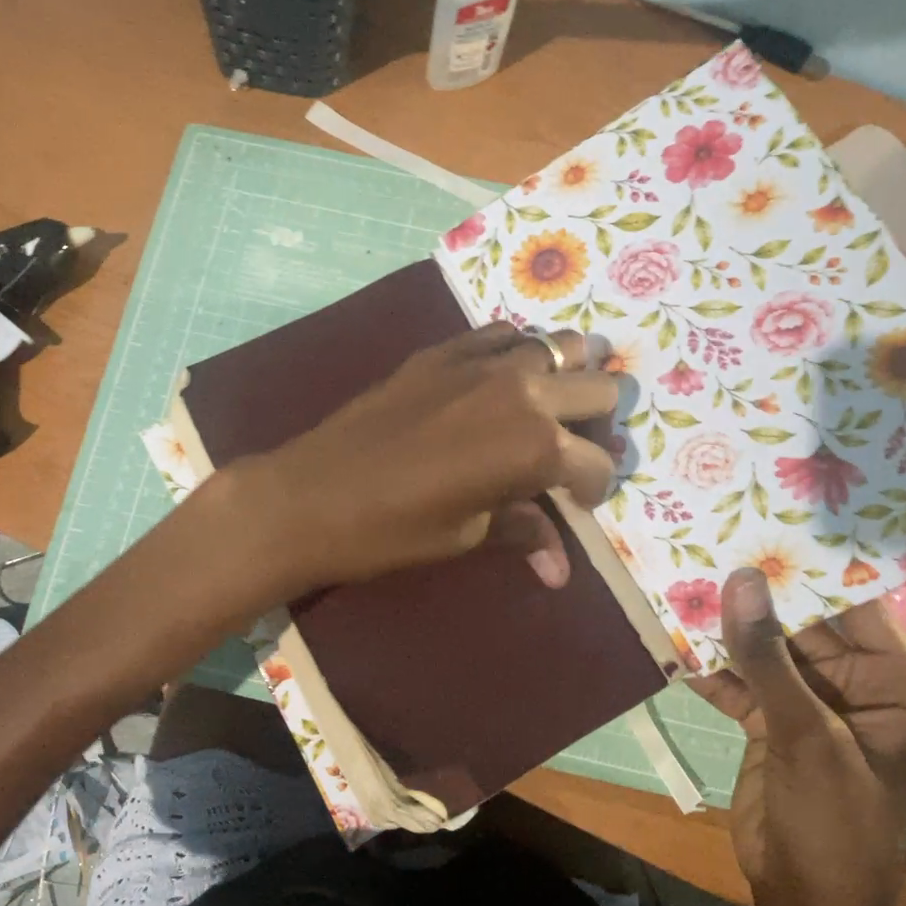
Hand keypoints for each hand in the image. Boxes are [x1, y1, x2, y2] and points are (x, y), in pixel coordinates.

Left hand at [221, 323, 617, 594]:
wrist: (309, 495)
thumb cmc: (390, 530)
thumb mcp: (466, 536)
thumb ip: (523, 533)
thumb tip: (560, 570)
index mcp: (535, 446)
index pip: (596, 463)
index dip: (594, 489)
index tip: (578, 504)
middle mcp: (521, 392)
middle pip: (596, 389)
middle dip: (596, 422)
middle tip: (571, 451)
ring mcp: (480, 363)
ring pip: (556, 347)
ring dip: (565, 376)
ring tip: (548, 408)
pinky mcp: (440, 352)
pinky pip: (500, 335)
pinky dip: (515, 353)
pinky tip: (500, 380)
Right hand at [687, 570, 905, 905]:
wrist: (807, 901)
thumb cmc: (836, 822)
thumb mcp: (805, 736)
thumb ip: (767, 657)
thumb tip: (739, 577)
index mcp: (895, 684)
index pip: (859, 606)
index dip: (816, 564)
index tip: (767, 516)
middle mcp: (856, 684)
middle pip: (803, 621)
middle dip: (756, 590)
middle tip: (706, 537)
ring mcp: (809, 703)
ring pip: (764, 648)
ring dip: (724, 625)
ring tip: (677, 576)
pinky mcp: (771, 721)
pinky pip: (740, 678)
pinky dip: (709, 664)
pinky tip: (670, 636)